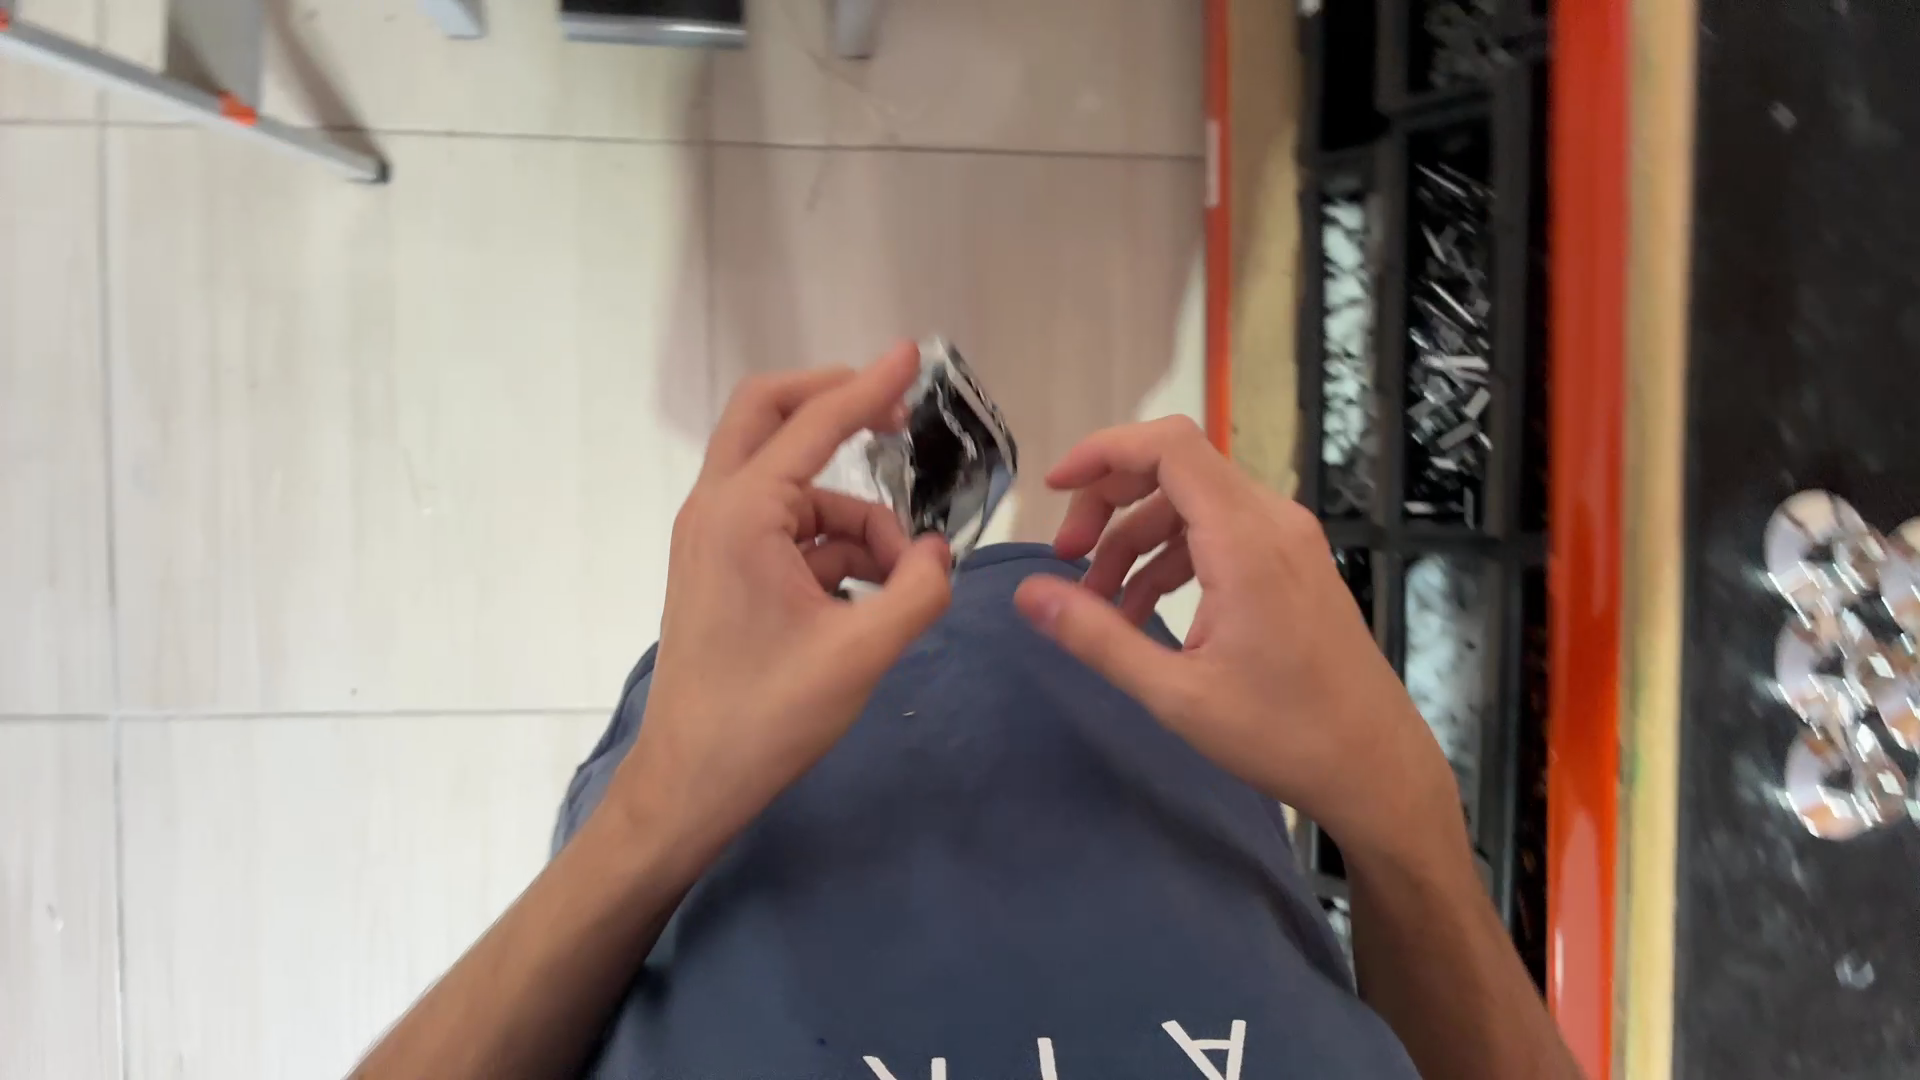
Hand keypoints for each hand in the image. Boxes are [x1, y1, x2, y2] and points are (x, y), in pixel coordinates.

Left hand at [608, 343, 953, 870]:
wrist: (692, 783)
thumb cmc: (768, 717)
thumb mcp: (862, 654)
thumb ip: (918, 591)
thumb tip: (934, 552)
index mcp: (742, 514)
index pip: (813, 424)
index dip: (868, 386)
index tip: (912, 355)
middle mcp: (720, 509)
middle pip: (771, 417)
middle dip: (835, 407)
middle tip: (894, 417)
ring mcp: (719, 538)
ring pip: (801, 493)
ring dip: (858, 523)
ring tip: (902, 582)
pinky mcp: (729, 568)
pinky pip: (795, 534)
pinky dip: (839, 552)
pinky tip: (870, 598)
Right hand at [1011, 417, 1458, 860]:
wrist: (1379, 771)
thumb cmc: (1282, 735)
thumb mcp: (1174, 693)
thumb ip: (1095, 636)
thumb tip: (1027, 594)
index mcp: (1245, 539)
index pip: (1167, 446)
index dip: (1102, 451)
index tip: (1054, 488)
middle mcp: (1270, 521)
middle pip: (1172, 469)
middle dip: (1107, 504)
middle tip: (1067, 559)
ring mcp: (1286, 539)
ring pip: (1189, 505)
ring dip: (1133, 542)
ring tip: (1098, 604)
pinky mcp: (1289, 563)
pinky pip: (1215, 535)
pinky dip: (1167, 560)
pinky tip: (1141, 614)